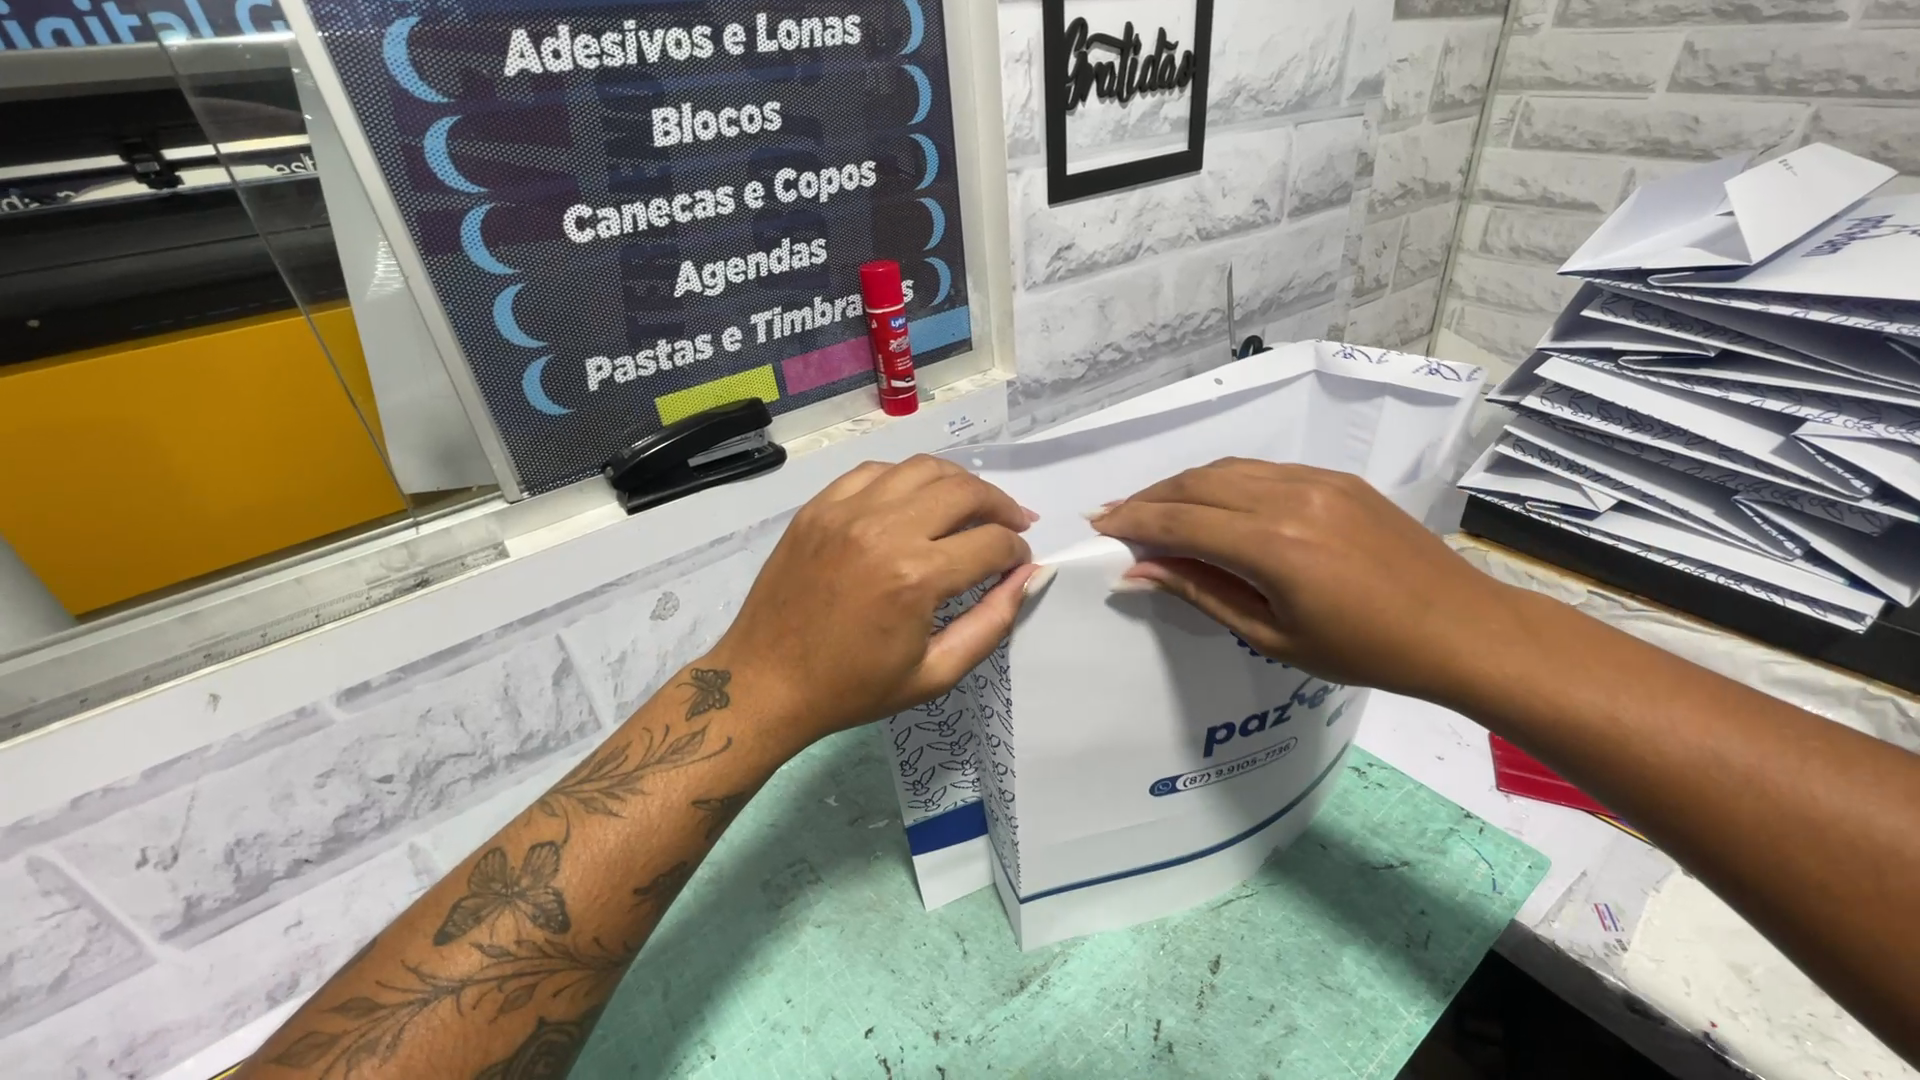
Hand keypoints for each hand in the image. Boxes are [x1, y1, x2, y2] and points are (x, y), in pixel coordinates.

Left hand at [709, 456, 1039, 745]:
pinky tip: (915, 500)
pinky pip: (876, 472)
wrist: (767, 682)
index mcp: (916, 577)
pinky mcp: (819, 507)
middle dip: (1001, 505)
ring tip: (971, 505)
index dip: (1017, 552)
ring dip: (959, 483)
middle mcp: (886, 529)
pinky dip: (907, 478)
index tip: (1019, 563)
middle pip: (965, 490)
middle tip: (1012, 524)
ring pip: (923, 468)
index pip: (992, 543)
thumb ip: (991, 623)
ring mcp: (847, 511)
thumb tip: (1025, 577)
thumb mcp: (935, 674)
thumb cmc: (853, 688)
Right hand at [1088, 459, 1519, 700]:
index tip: (1098, 527)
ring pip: (1226, 468)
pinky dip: (1221, 481)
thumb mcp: (1272, 636)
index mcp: (1273, 545)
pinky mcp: (1336, 478)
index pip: (1181, 522)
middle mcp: (1289, 497)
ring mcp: (1316, 480)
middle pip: (1196, 484)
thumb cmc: (1364, 651)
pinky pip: (1261, 469)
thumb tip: (1140, 572)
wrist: (1460, 628)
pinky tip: (1208, 501)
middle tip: (1113, 516)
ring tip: (1151, 508)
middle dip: (1148, 498)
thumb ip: (1201, 593)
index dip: (1133, 523)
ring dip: (1180, 485)